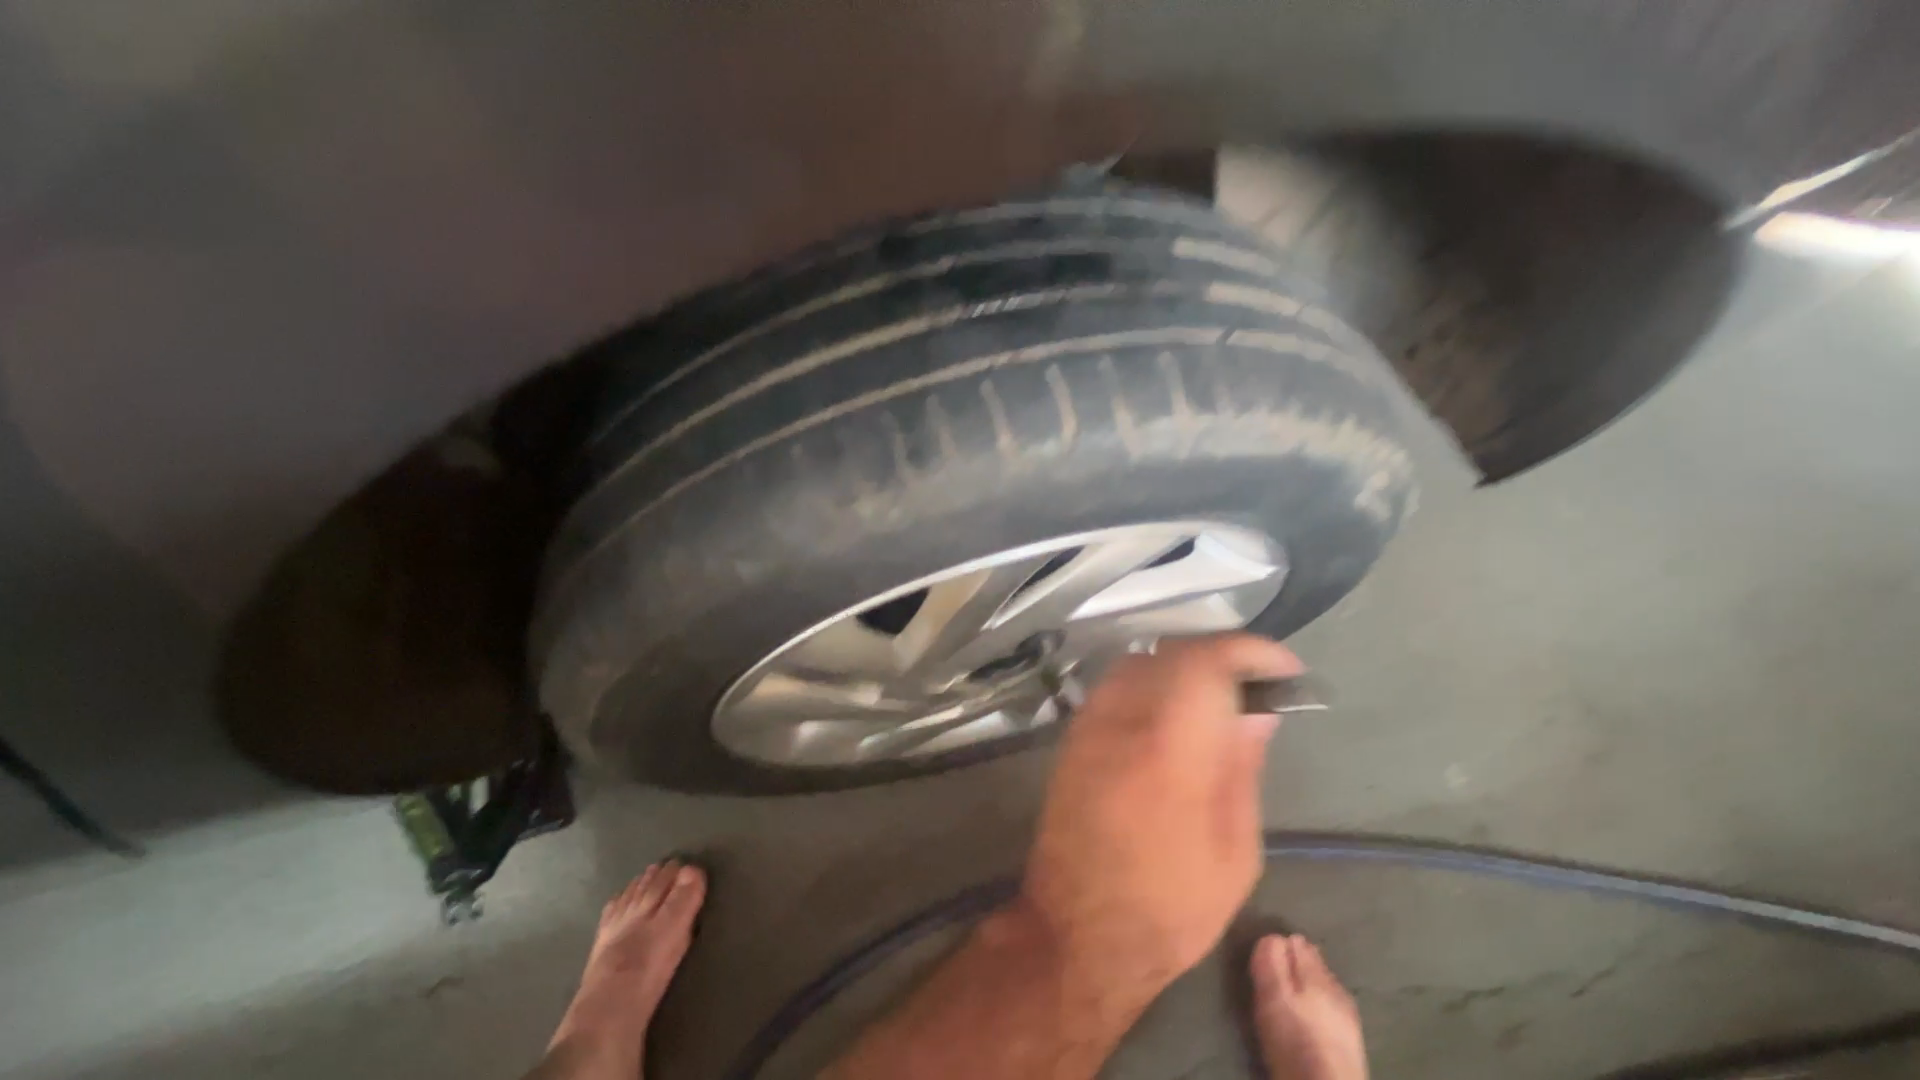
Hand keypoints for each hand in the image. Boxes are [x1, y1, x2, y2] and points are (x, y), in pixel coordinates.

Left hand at [1019, 634, 1302, 987]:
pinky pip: (1114, 690)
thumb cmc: (1170, 907)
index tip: (1283, 669)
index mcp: (1170, 748)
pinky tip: (1171, 721)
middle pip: (1170, 651)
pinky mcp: (1070, 743)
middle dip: (1219, 656)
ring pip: (1138, 664)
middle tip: (1254, 685)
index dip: (1249, 650)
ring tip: (1214, 701)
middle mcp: (1121, 722)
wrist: (1077, 935)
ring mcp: (1088, 729)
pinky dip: (1150, 686)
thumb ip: (1241, 768)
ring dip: (1181, 668)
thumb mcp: (1234, 850)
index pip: (1206, 660)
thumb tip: (1256, 712)